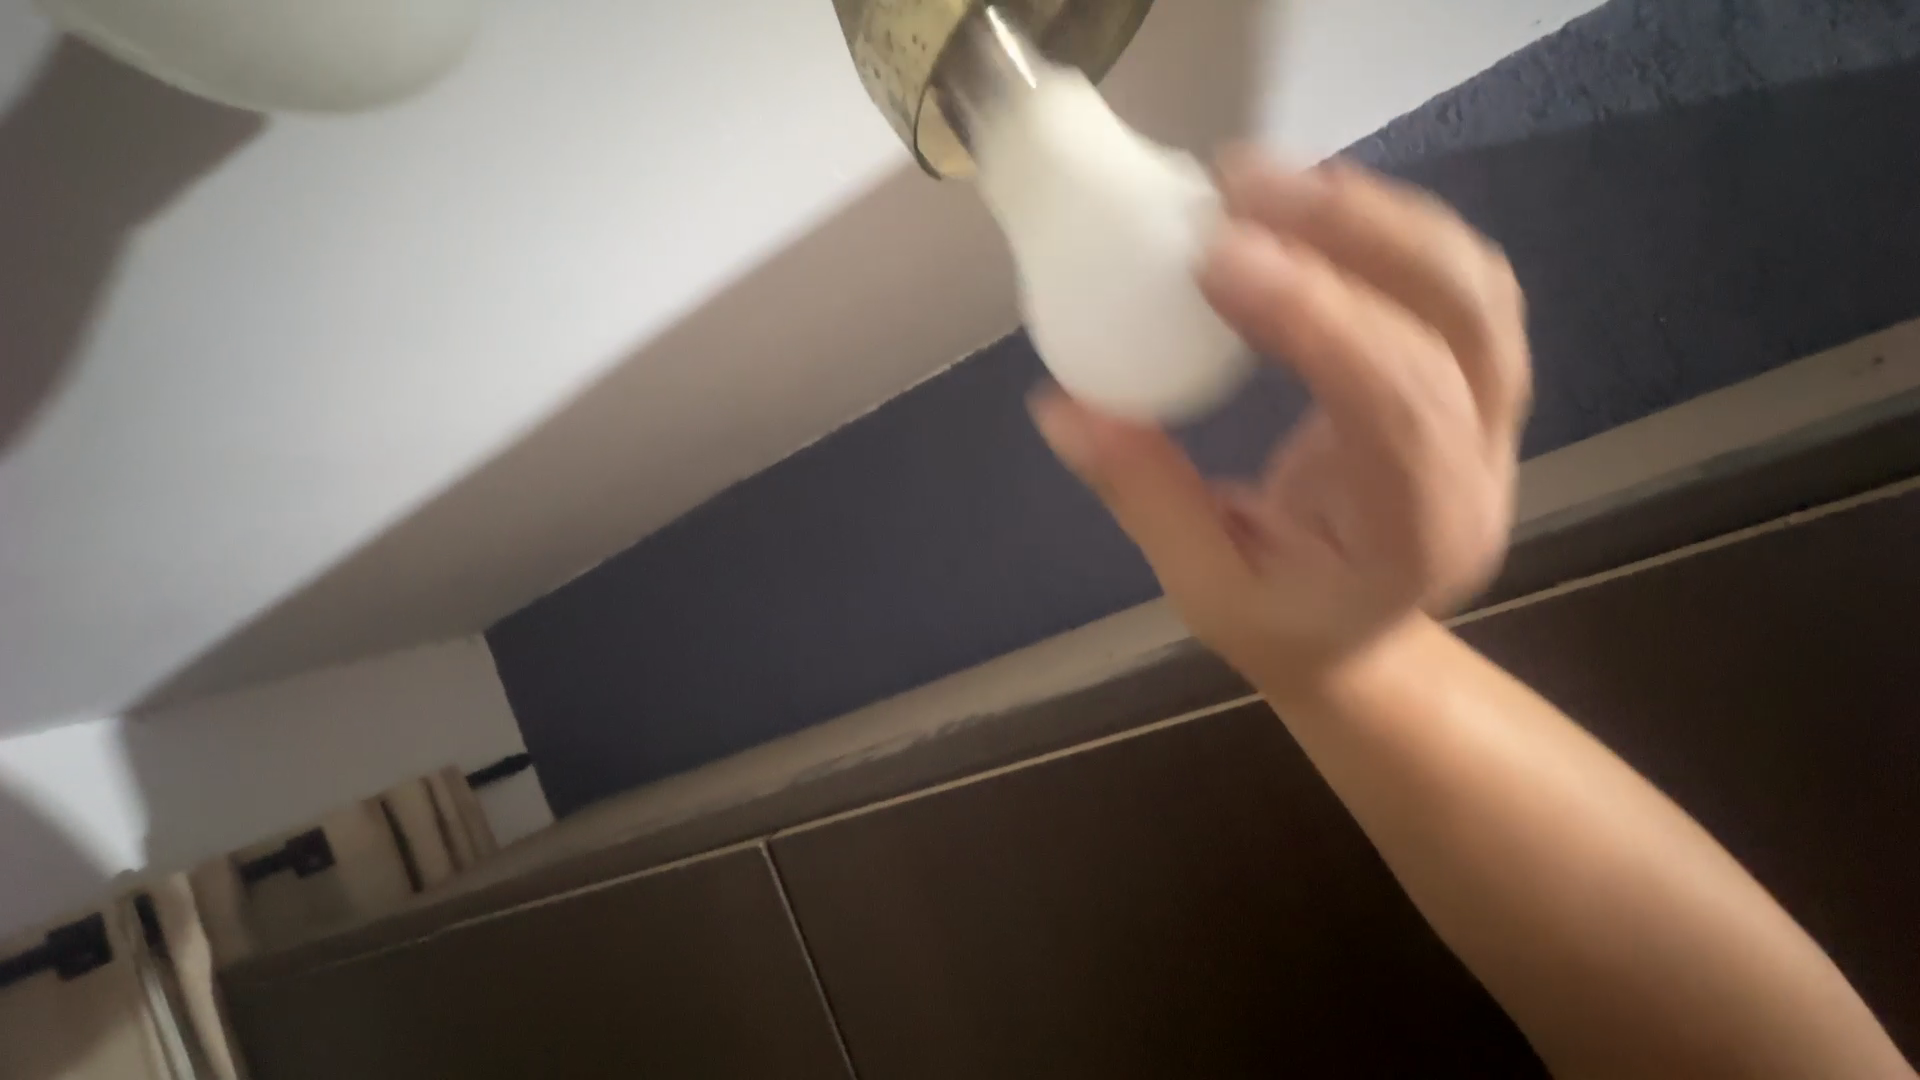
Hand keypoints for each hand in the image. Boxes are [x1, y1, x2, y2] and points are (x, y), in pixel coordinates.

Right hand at [1030, 150, 1529, 692]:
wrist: (1356, 640)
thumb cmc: (1279, 624)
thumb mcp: (1200, 585)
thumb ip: (1144, 494)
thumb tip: (1063, 406)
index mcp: (1420, 531)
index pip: (1396, 404)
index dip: (1314, 318)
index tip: (1214, 257)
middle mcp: (1478, 462)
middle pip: (1461, 316)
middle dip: (1353, 233)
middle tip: (1237, 188)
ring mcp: (1491, 414)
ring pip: (1471, 283)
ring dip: (1371, 216)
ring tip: (1261, 184)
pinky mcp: (1468, 378)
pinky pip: (1447, 282)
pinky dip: (1378, 231)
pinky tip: (1300, 212)